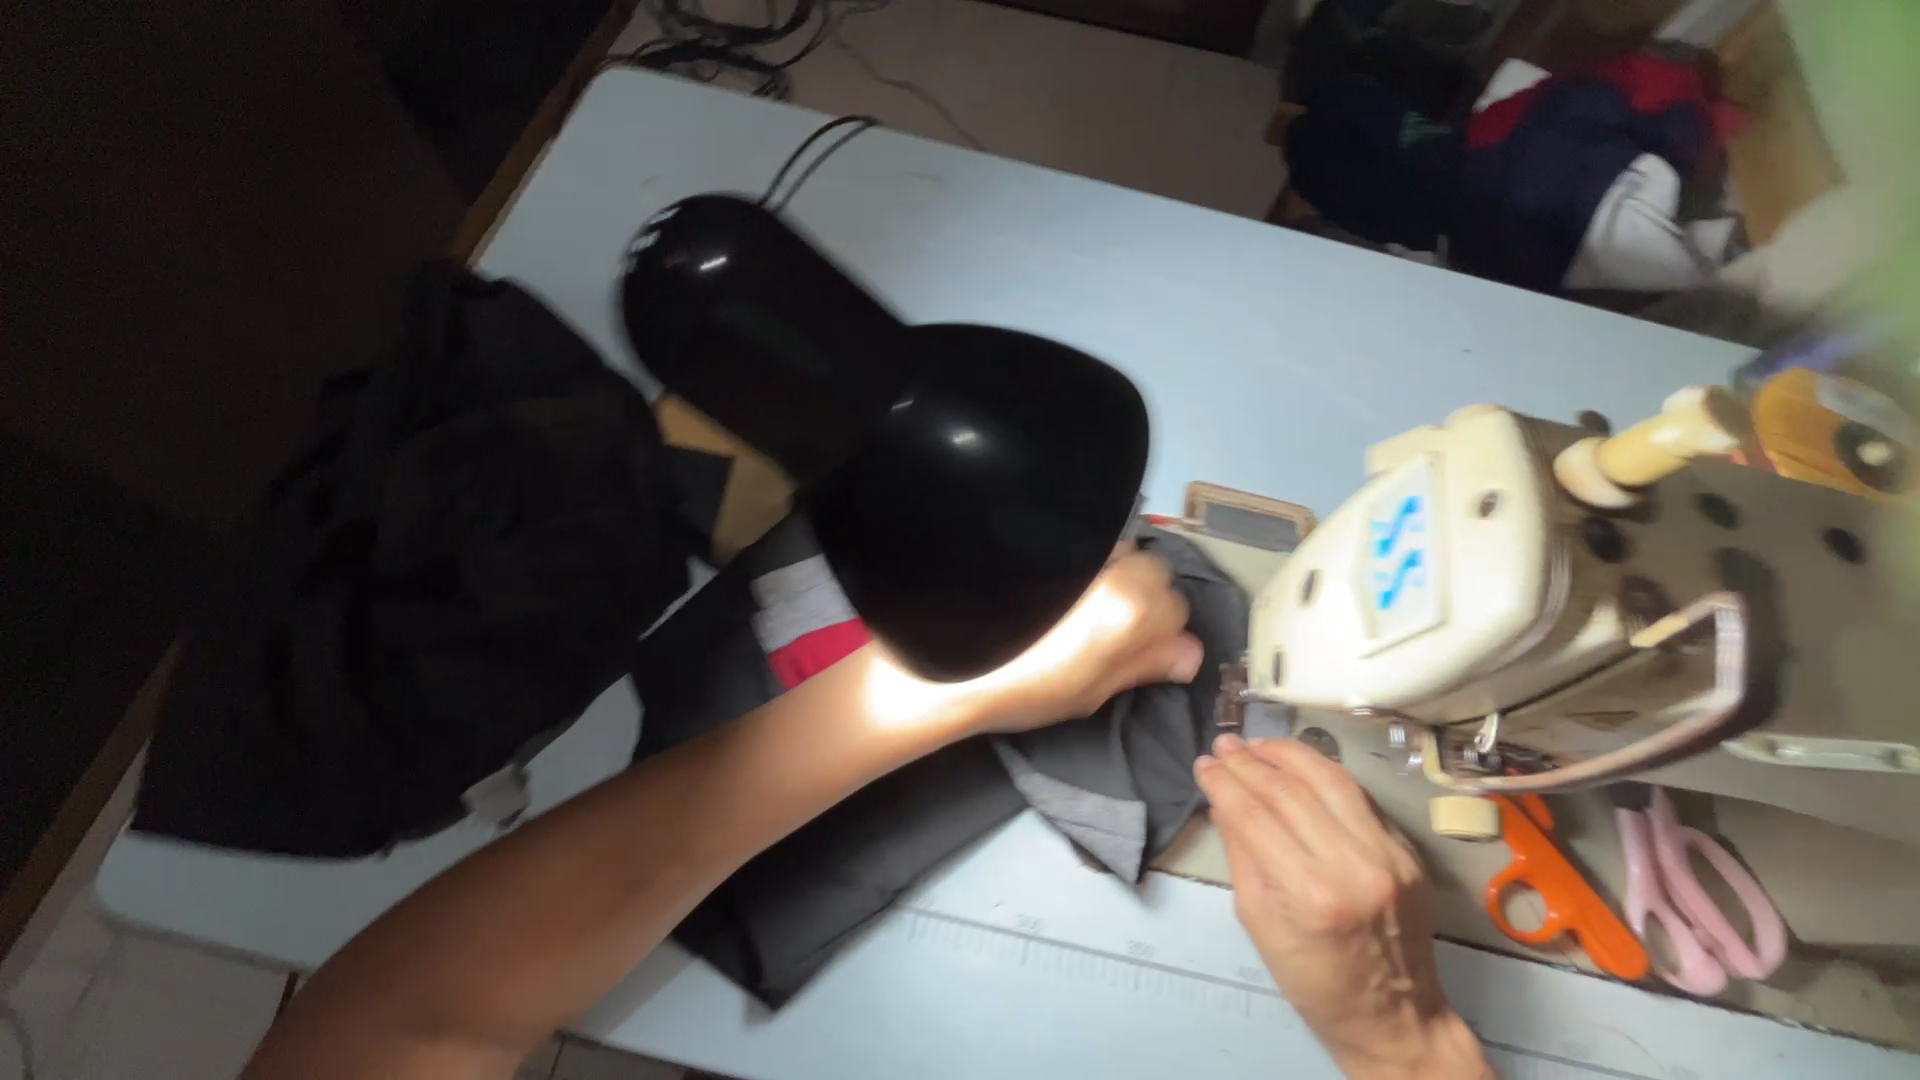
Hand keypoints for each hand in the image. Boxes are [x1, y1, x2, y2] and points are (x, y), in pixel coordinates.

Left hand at [863, 547, 1199, 737]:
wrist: (945, 665)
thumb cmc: (1021, 689)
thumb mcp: (1091, 692)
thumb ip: (1146, 664)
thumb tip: (1190, 652)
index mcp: (1129, 607)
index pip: (1176, 606)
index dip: (1161, 633)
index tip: (1137, 650)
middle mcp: (1108, 565)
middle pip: (1151, 571)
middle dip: (1139, 597)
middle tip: (1103, 631)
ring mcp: (1079, 549)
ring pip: (1118, 553)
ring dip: (1110, 576)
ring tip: (1072, 609)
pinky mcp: (1045, 540)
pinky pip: (1085, 545)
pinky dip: (1081, 562)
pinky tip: (1052, 590)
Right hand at [1195, 734, 1489, 1079]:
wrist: (1395, 1018)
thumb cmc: (1312, 981)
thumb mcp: (1257, 920)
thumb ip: (1241, 853)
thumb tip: (1222, 799)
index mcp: (1308, 894)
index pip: (1254, 816)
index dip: (1223, 783)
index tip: (1203, 764)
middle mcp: (1352, 866)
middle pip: (1289, 791)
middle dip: (1248, 762)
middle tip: (1223, 745)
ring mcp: (1387, 855)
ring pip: (1330, 778)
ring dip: (1287, 753)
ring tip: (1257, 743)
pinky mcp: (1406, 850)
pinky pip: (1358, 795)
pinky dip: (1322, 772)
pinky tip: (1297, 764)